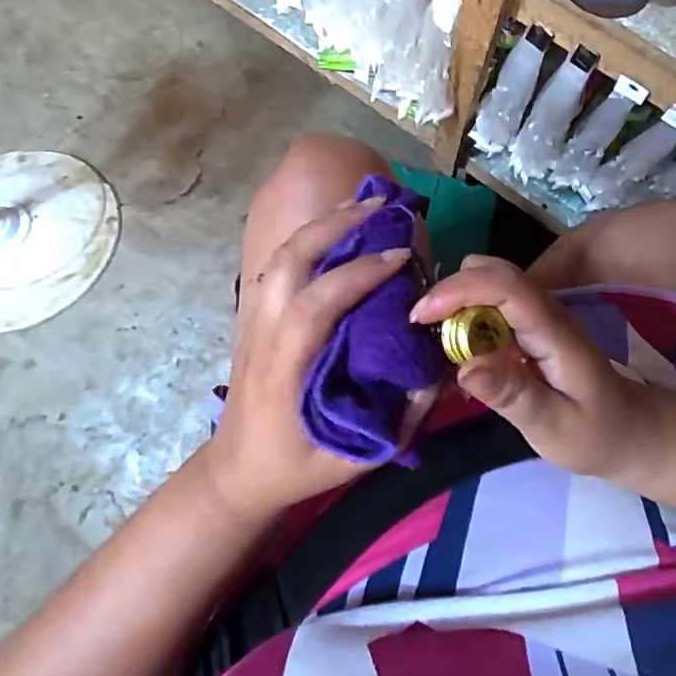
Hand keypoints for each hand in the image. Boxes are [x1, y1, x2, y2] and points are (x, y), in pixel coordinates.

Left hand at [200, 197, 436, 524]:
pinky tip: (336, 229)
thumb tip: (440, 372)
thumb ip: (401, 419)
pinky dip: (309, 238)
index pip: (315, 305)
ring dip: (321, 224)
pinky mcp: (256, 316)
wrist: (236, 470)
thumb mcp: (354, 459)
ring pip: (281, 255)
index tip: (400, 259)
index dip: (357, 275)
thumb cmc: (295, 466)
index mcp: (284, 368)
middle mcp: (264, 333)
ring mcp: (254, 320)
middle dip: (335, 225)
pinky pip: (279, 264)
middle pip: (289, 261)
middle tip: (381, 205)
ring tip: (362, 204)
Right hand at [409, 256, 664, 480]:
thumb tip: (464, 368)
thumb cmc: (597, 434)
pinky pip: (493, 304)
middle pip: (495, 272)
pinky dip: (465, 313)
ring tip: (430, 336)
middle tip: (418, 327)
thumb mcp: (555, 428)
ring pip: (491, 283)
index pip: (506, 286)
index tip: (421, 317)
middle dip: (450, 289)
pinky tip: (453, 345)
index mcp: (554, 331)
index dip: (459, 289)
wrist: (632, 431)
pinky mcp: (531, 325)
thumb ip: (514, 396)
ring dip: (455, 299)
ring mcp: (540, 315)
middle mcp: (547, 311)